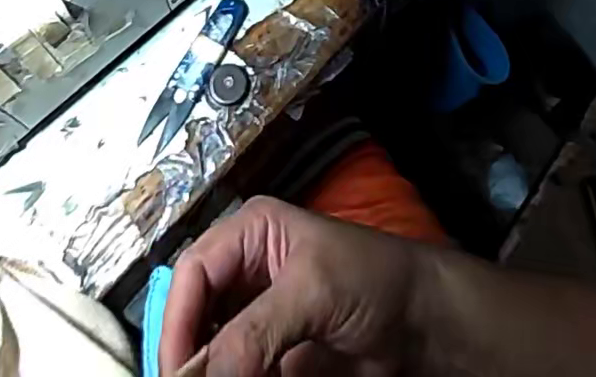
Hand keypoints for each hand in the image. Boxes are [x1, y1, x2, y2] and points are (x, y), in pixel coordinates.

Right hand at [161, 197, 428, 376]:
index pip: (193, 271)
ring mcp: (256, 311)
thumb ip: (254, 332)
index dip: (177, 320)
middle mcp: (245, 267)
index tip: (177, 373)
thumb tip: (196, 375)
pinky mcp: (268, 349)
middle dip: (190, 352)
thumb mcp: (311, 292)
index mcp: (250, 232)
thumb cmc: (370, 278)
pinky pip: (236, 367)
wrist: (419, 318)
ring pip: (212, 346)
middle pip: (195, 311)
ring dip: (211, 369)